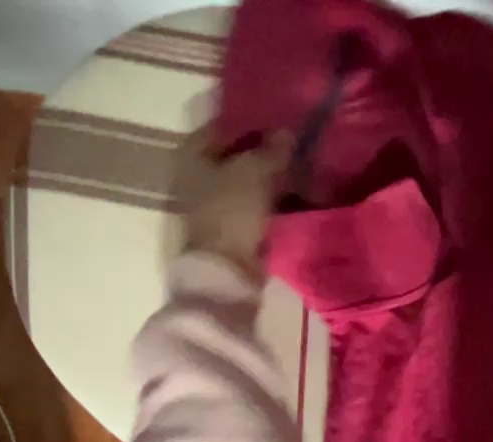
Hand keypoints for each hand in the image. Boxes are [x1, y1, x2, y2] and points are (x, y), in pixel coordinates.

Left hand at [170, 126, 293, 277]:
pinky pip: (254, 203)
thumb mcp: (254, 173)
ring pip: (247, 179)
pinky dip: (270, 199)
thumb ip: (271, 150)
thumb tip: (287, 132)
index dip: (253, 122)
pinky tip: (293, 196)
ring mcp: (212, 200)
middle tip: (295, 147)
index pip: (225, 125)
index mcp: (193, 152)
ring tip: (299, 171)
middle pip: (235, 153)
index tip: (282, 122)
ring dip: (270, 177)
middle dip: (264, 151)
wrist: (226, 268)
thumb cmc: (232, 212)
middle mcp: (196, 172)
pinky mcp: (229, 224)